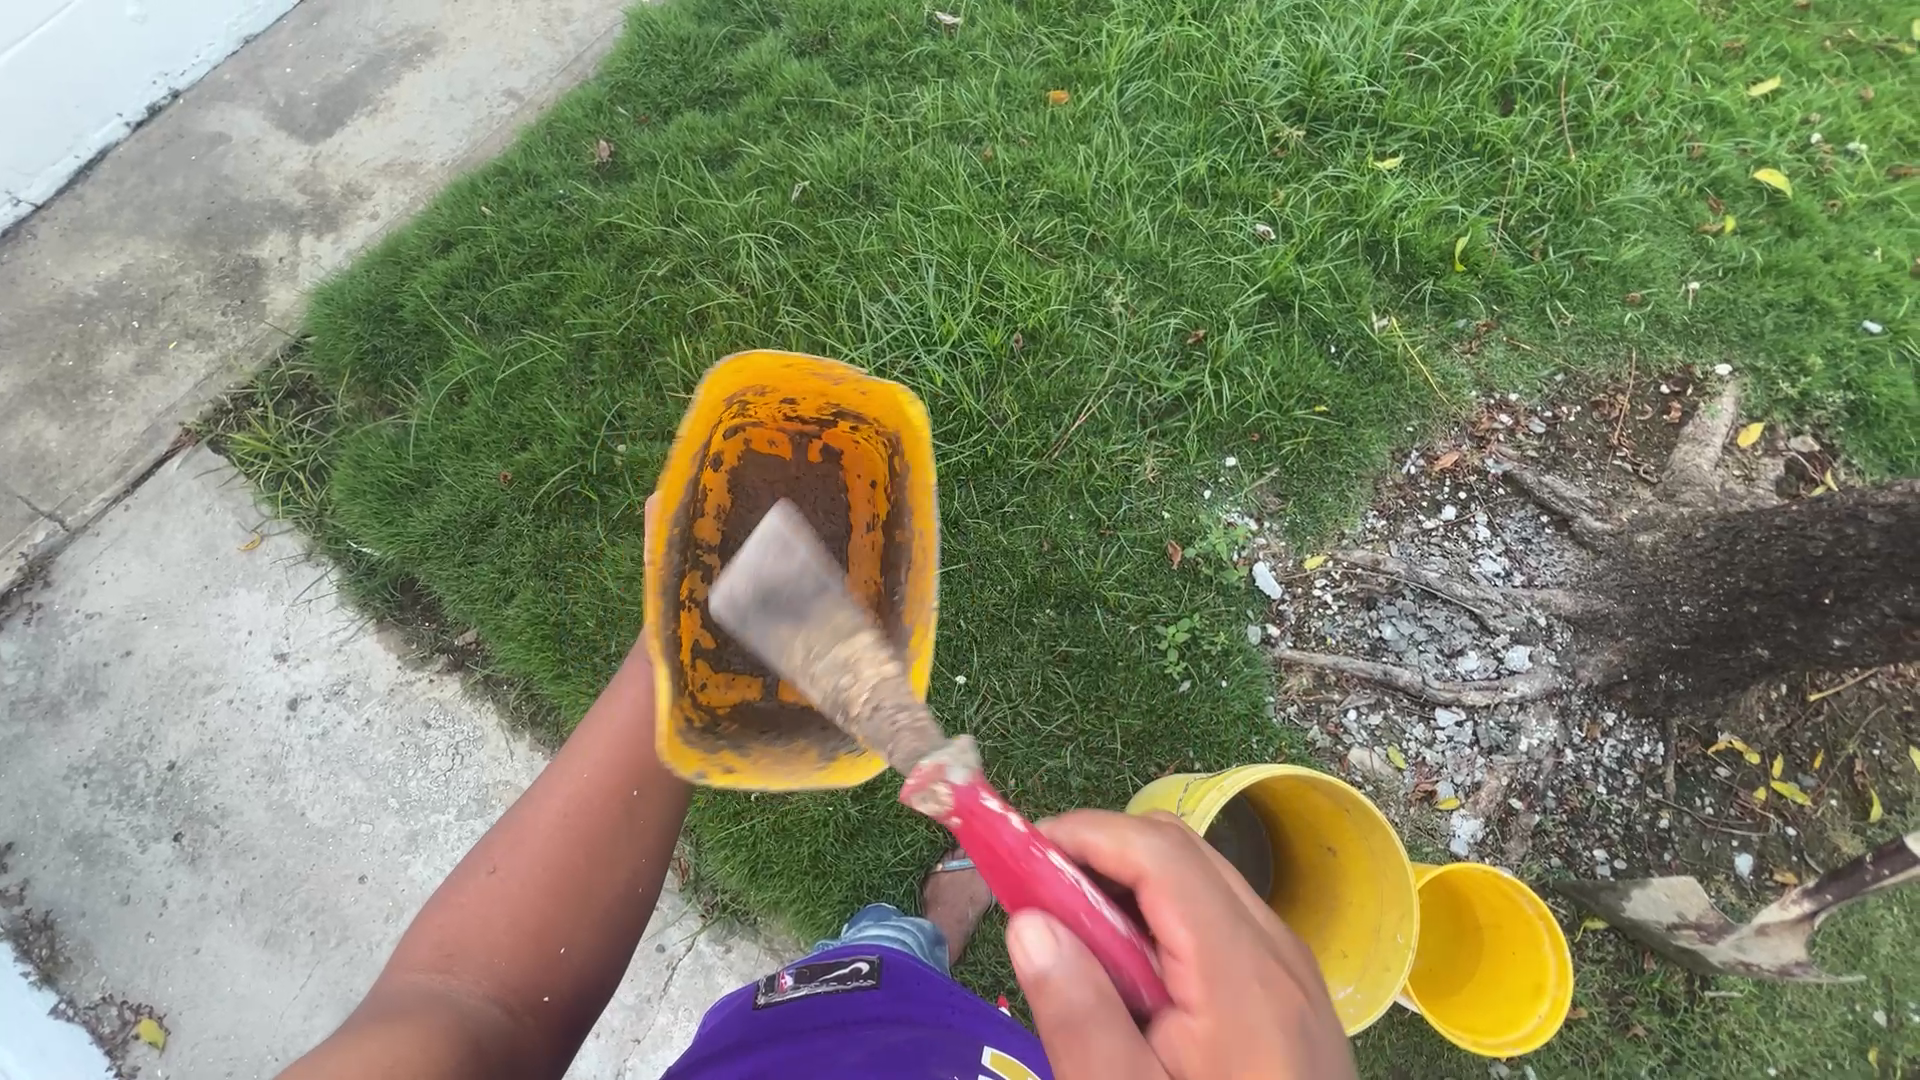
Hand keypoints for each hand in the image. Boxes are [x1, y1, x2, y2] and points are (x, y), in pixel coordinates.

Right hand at [1006, 810, 1355, 1079]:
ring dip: (1122, 880)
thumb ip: (1081, 1021)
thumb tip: (1027, 923)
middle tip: (1035, 894)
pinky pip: (1209, 910)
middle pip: (1176, 847)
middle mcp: (1274, 947)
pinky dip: (1153, 911)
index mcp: (1243, 974)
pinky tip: (1124, 968)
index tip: (1019, 859)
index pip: (1158, 853)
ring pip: (1192, 873)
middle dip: (1097, 852)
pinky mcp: (1282, 986)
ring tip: (1071, 932)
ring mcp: (1285, 965)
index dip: (1085, 835)